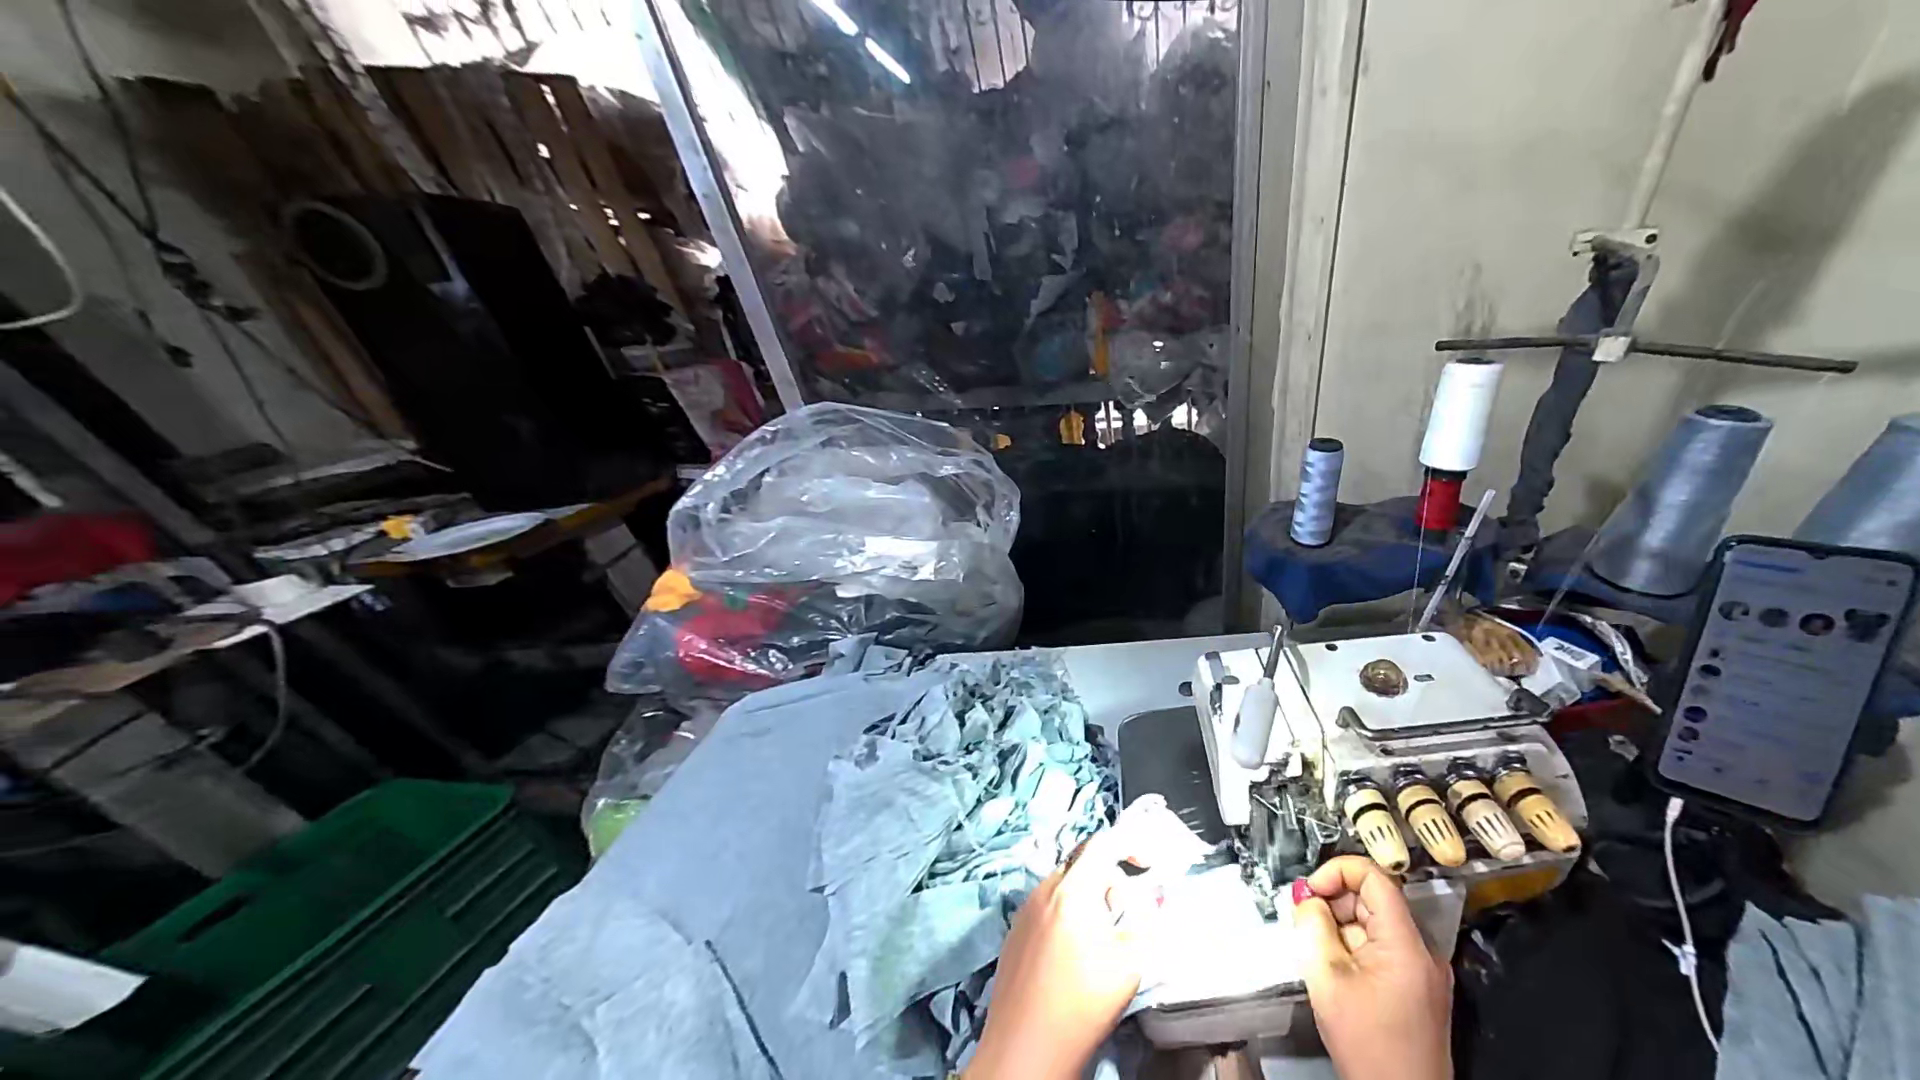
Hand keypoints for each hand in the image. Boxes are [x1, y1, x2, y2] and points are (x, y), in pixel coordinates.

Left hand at [964, 828, 1154, 1079]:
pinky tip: (1072, 957)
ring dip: (1088, 901)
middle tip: (1122, 921)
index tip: (1147, 865)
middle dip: (1108, 884)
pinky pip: (1047, 907)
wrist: (1025, 1048)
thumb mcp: (1130, 963)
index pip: (1102, 844)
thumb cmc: (1082, 1004)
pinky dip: (1066, 917)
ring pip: (1064, 887)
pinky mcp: (1014, 931)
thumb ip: (1145, 921)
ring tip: (1099, 944)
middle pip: (1083, 865)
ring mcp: (1024, 909)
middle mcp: (1042, 889)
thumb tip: (1149, 897)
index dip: (1129, 846)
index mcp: (1071, 889)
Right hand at [1292, 856, 1452, 1079]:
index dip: (1337, 872)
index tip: (1309, 891)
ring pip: (1373, 923)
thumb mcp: (1326, 977)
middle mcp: (1422, 951)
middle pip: (1373, 899)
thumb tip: (1305, 895)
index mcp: (1407, 944)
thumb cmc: (1367, 1043)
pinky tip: (1334, 970)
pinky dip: (1351, 947)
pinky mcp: (1415, 987)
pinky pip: (1379, 947)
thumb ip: (1312, 926)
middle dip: (1333, 902)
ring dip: (1339, 926)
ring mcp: (1421, 970)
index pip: (1375, 877)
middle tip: (1305, 924)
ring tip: (1318, 953)